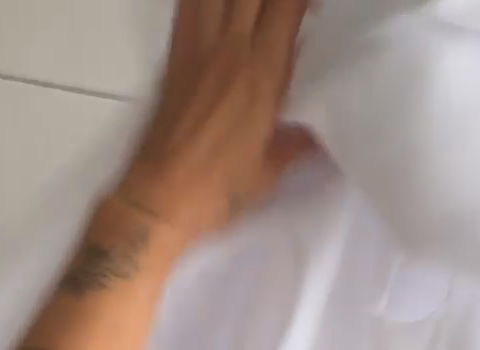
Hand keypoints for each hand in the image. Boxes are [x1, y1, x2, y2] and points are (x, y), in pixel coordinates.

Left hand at [115, 0, 316, 242]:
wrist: (159, 199)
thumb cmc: (217, 191)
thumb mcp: (268, 173)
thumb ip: (297, 144)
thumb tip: (320, 134)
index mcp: (261, 74)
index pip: (288, 3)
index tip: (315, 10)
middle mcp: (230, 48)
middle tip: (285, 13)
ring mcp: (198, 47)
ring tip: (253, 11)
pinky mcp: (175, 55)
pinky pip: (189, 4)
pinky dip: (205, 0)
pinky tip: (219, 10)